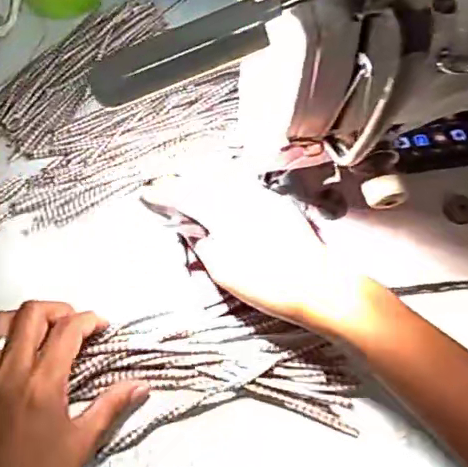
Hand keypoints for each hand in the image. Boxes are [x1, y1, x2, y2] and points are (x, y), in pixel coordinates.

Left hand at [0, 301, 147, 466]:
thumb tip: (142, 385)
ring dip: (24, 316)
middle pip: (32, 314)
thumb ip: (111, 406)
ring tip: (44, 329)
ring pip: (0, 323)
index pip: (68, 330)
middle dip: (59, 310)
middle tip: (77, 327)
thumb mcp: (82, 444)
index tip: (104, 328)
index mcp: (44, 382)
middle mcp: (12, 371)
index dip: (90, 320)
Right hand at [141, 173, 380, 339]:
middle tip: (163, 189)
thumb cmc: (271, 284)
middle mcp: (243, 195)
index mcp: (223, 210)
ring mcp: (263, 196)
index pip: (184, 194)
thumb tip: (194, 229)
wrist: (320, 287)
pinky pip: (243, 186)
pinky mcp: (278, 203)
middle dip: (180, 183)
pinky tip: (222, 196)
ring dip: (203, 182)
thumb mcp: (224, 270)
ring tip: (188, 190)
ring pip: (223, 179)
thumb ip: (203, 243)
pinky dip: (226, 187)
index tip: (146, 193)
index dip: (162, 192)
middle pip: (202, 180)